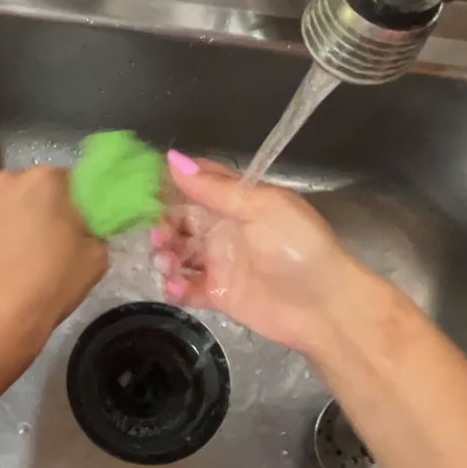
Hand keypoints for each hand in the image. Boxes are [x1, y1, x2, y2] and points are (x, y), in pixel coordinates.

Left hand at [0, 165, 108, 349]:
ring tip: (10, 257)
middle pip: (27, 188)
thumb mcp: (96, 258)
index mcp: (44, 180)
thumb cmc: (50, 285)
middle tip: (42, 243)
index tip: (73, 227)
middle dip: (36, 208)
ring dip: (6, 220)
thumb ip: (93, 230)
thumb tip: (82, 228)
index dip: (72, 204)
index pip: (67, 180)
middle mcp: (4, 180)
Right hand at [153, 150, 378, 356]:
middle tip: (159, 238)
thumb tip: (172, 159)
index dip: (168, 183)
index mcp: (237, 201)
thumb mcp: (261, 209)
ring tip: (169, 264)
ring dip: (165, 255)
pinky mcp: (218, 294)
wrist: (325, 308)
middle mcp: (225, 228)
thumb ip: (216, 188)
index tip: (141, 189)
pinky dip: (174, 287)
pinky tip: (177, 287)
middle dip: (162, 225)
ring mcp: (220, 262)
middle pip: (179, 219)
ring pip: (178, 252)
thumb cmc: (298, 249)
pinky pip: (185, 287)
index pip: (196, 183)